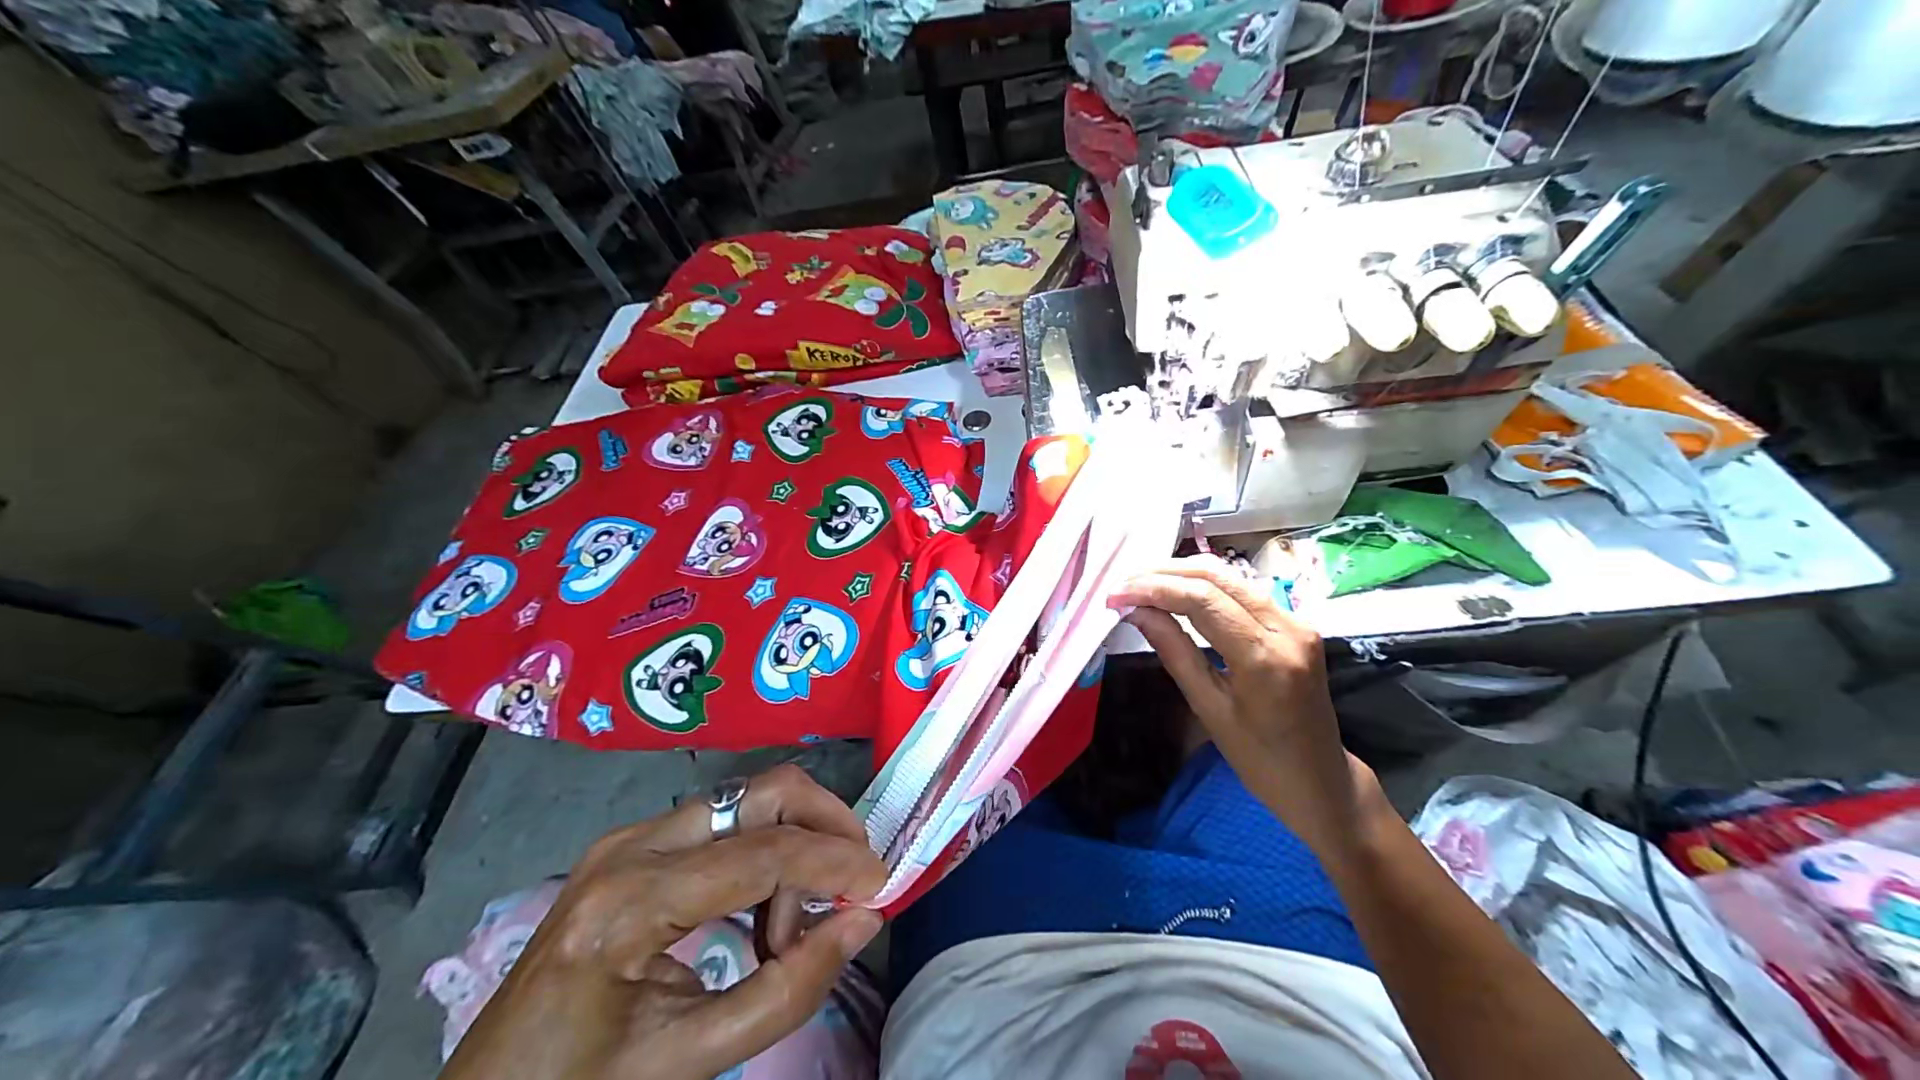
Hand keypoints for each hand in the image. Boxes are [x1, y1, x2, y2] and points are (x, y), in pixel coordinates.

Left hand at [441, 764, 885, 1079]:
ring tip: (785, 935)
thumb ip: (787, 991)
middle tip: (853, 884)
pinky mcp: (634, 844)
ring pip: (747, 801)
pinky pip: (723, 825)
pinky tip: (759, 918)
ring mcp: (629, 838)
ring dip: (792, 850)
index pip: (761, 854)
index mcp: (630, 904)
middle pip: (759, 792)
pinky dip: (763, 856)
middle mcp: (631, 845)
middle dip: (824, 824)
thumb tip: (863, 920)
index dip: (835, 862)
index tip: (883, 885)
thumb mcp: (688, 1060)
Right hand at [1110, 556, 1382, 853]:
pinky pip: (1245, 592)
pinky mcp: (1297, 624)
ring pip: (1232, 578)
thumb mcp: (1208, 709)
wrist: (1321, 781)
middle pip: (1218, 577)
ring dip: (1184, 575)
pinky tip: (1177, 592)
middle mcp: (1287, 628)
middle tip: (1123, 582)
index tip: (1116, 594)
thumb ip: (1173, 652)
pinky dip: (1206, 587)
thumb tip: (1137, 611)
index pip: (1202, 600)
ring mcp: (1297, 623)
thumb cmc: (1259, 759)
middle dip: (1165, 573)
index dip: (1154, 589)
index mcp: (1265, 658)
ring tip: (1142, 583)